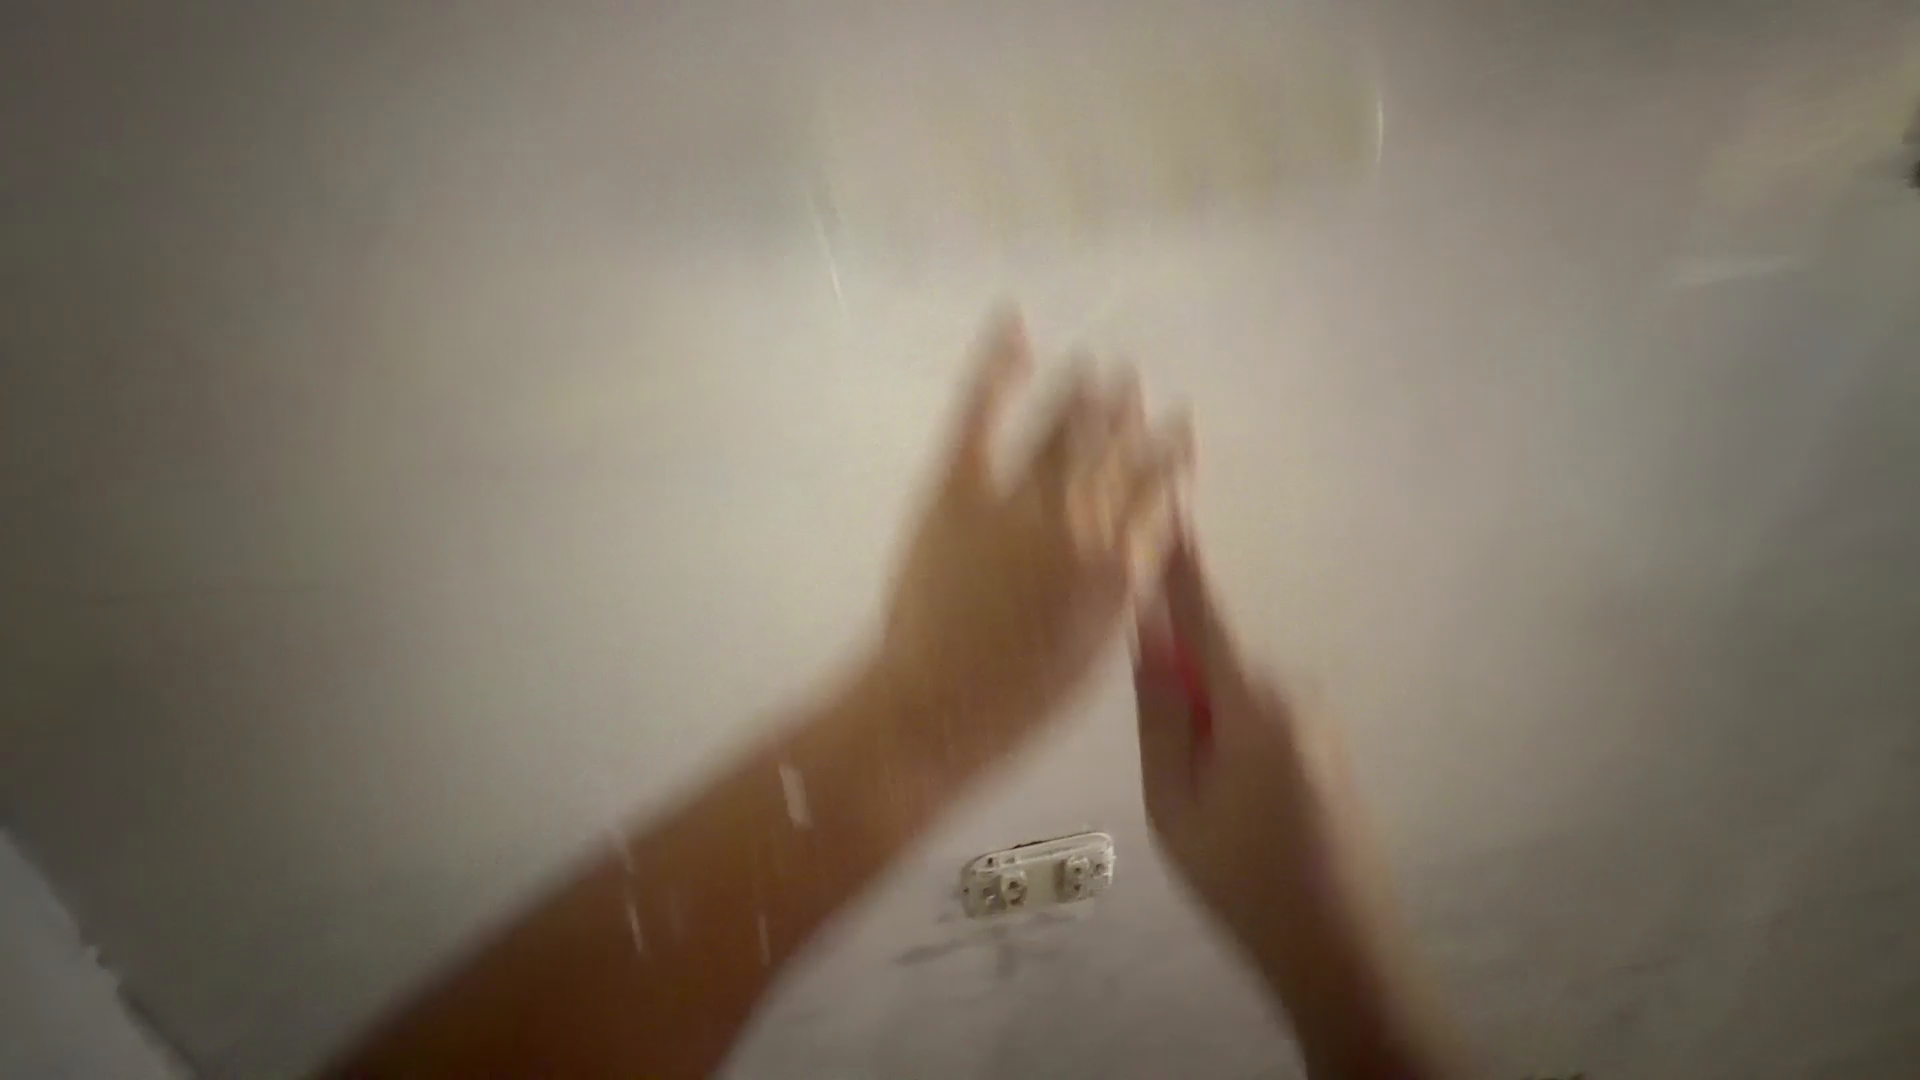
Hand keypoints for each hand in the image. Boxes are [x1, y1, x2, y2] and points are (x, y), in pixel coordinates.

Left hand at [881, 310, 1192, 755]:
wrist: (937, 704)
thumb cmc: (1017, 700)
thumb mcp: (1092, 654)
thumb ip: (1120, 593)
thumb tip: (1134, 549)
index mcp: (1121, 569)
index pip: (1161, 497)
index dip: (1171, 461)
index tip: (1179, 433)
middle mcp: (1084, 522)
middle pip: (1120, 453)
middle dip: (1132, 417)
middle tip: (1137, 384)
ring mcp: (1021, 500)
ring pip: (1067, 428)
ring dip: (1088, 394)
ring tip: (1102, 367)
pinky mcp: (960, 486)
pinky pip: (983, 413)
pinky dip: (997, 365)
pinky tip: (1013, 324)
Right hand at [1135, 549, 1461, 1077]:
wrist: (1342, 954)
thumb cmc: (1242, 878)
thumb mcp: (1172, 799)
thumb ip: (1159, 710)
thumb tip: (1142, 632)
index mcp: (1253, 700)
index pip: (1203, 609)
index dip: (1180, 556)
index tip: (1165, 499)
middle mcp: (1292, 692)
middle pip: (1213, 650)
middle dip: (1174, 667)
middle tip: (1149, 730)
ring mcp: (1315, 716)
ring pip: (1232, 683)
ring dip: (1199, 705)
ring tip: (1191, 782)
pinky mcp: (1323, 741)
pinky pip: (1256, 707)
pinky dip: (1224, 722)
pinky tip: (1223, 787)